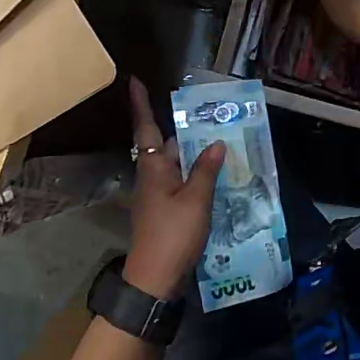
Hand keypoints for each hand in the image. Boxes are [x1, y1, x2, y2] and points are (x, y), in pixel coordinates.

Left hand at [124, 78, 223, 299]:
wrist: (155, 278)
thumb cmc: (172, 234)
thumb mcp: (195, 200)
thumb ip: (206, 170)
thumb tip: (216, 143)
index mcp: (153, 168)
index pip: (145, 128)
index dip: (140, 104)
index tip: (134, 81)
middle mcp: (152, 176)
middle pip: (168, 146)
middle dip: (187, 131)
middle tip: (214, 116)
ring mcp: (158, 195)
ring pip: (177, 165)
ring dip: (196, 154)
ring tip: (225, 141)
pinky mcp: (166, 211)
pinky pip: (182, 184)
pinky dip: (198, 176)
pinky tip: (219, 177)